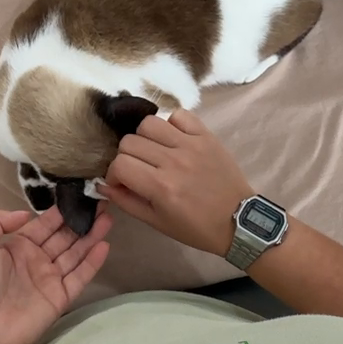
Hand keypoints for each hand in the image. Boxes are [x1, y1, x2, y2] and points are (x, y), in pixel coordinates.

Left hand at [0, 209, 112, 343]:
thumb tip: (26, 213)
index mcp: (19, 246)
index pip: (45, 224)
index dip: (62, 211)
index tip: (79, 195)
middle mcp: (37, 260)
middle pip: (65, 236)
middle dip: (82, 220)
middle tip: (102, 203)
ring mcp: (50, 279)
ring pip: (76, 253)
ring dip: (92, 236)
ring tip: (109, 218)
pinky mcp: (61, 298)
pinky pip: (80, 277)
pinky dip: (93, 262)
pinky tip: (105, 245)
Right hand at [102, 109, 253, 256]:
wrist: (239, 222)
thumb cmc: (196, 228)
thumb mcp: (157, 222)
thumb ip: (126, 201)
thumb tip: (103, 184)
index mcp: (161, 187)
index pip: (120, 164)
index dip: (114, 173)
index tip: (122, 181)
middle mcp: (173, 161)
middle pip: (130, 141)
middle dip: (126, 157)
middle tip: (138, 169)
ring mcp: (191, 145)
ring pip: (149, 123)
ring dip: (144, 137)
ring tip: (153, 151)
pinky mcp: (206, 136)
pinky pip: (179, 115)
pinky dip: (170, 124)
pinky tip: (173, 140)